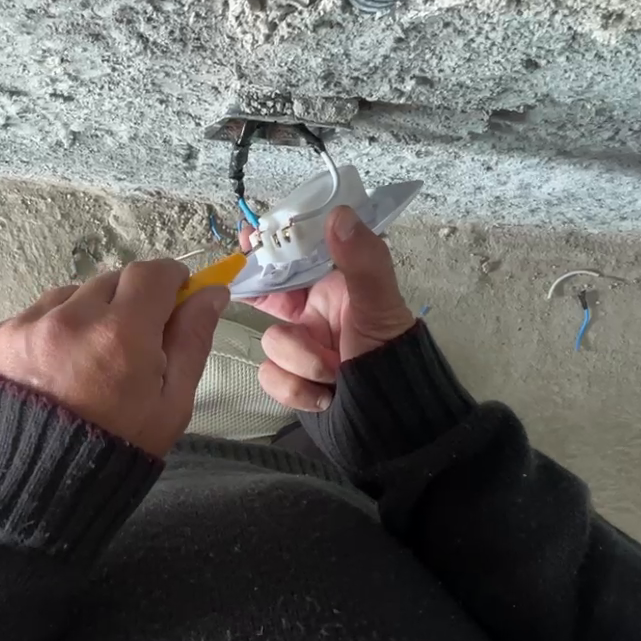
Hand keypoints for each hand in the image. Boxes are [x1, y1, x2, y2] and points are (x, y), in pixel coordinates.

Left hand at [0, 259, 228, 456]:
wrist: (38, 489)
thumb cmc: (117, 450)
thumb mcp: (171, 405)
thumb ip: (192, 341)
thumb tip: (211, 294)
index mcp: (121, 334)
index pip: (152, 273)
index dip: (169, 280)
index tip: (174, 298)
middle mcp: (71, 318)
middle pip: (111, 280)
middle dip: (129, 302)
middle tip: (132, 342)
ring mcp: (28, 325)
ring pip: (71, 294)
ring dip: (87, 313)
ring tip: (88, 360)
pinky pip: (35, 314)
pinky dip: (51, 330)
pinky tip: (55, 369)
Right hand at [246, 206, 416, 411]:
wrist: (392, 427)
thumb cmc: (391, 359)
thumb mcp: (378, 305)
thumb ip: (361, 260)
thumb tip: (338, 213)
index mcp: (333, 291)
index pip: (294, 261)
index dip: (268, 252)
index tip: (247, 241)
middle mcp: (314, 317)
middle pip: (270, 304)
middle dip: (285, 327)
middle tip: (293, 327)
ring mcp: (301, 351)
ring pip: (270, 346)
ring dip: (302, 363)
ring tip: (335, 374)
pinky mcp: (291, 382)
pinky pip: (271, 377)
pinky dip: (297, 390)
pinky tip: (324, 397)